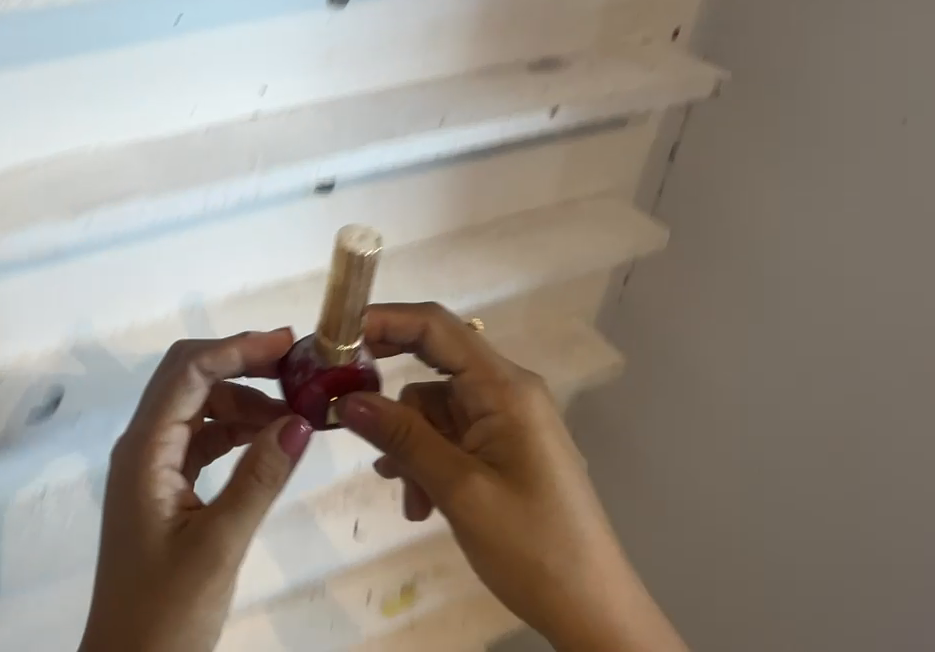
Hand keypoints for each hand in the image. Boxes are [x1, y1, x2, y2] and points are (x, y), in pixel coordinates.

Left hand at [79, 329, 314, 651]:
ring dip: (243, 401)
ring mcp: (152, 466)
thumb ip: (259, 479)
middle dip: (241, 365)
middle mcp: (143, 445)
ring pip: (198, 408)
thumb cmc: (165, 613)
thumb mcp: (218, 546)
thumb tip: (302, 420)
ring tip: (296, 413)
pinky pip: (201, 440)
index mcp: (144, 449)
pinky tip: (271, 442)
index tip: (287, 343)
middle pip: (189, 379)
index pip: (188, 371)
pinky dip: (236, 433)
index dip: (237, 349)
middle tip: (296, 369)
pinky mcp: (165, 488)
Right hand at [336, 304, 686, 651]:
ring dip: (409, 442)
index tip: (338, 336)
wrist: (596, 614)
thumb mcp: (458, 490)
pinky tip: (420, 502)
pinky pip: (450, 435)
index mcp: (504, 388)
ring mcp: (507, 421)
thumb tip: (345, 399)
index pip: (436, 326)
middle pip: (433, 363)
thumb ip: (402, 437)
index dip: (385, 319)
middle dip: (390, 388)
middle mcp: (507, 392)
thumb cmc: (533, 547)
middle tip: (346, 404)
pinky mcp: (505, 449)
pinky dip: (427, 459)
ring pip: (435, 407)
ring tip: (406, 495)